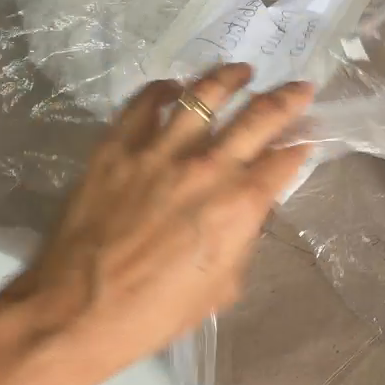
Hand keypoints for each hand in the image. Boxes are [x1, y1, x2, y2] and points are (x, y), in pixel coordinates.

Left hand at [0, 62, 313, 371]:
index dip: (301, 147)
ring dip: (229, 78)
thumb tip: (248, 209)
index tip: (307, 138)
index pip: (284, 161)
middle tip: (300, 86)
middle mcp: (207, 168)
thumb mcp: (223, 286)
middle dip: (288, 99)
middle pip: (258, 117)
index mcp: (239, 205)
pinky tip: (173, 87)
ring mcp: (158, 151)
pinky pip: (142, 104)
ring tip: (241, 71)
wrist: (77, 312)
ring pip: (204, 95)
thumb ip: (243, 238)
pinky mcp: (116, 148)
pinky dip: (162, 90)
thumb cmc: (157, 311)